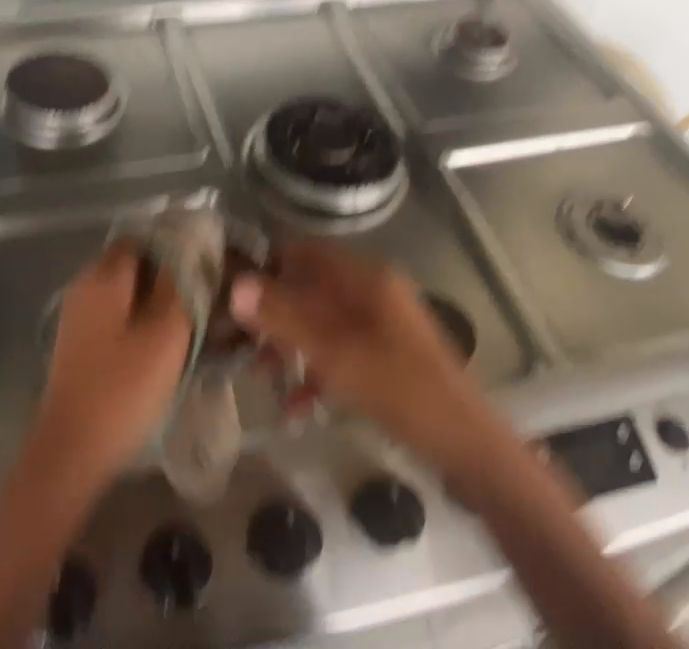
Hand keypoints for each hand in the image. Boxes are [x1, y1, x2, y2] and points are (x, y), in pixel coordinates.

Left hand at [36, 242, 191, 477]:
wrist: (73, 449)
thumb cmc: (124, 387)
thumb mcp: (166, 334)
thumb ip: (180, 286)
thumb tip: (190, 251)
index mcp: (103, 276)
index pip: (142, 239)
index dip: (173, 248)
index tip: (204, 270)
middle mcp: (84, 287)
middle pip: (132, 265)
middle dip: (166, 277)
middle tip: (202, 301)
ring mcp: (77, 317)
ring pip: (124, 294)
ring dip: (154, 303)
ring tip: (188, 327)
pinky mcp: (77, 344)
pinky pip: (113, 318)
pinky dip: (137, 324)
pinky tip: (160, 349)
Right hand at [230, 239, 487, 465]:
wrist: (461, 437)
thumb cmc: (396, 386)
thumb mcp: (332, 351)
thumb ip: (283, 316)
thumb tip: (236, 285)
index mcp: (364, 275)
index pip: (301, 251)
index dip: (262, 269)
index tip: (227, 295)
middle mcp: (372, 288)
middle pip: (307, 288)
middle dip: (271, 315)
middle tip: (237, 342)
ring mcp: (381, 321)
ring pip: (320, 321)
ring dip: (289, 345)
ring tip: (260, 376)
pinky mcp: (385, 352)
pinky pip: (340, 349)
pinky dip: (316, 370)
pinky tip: (294, 407)